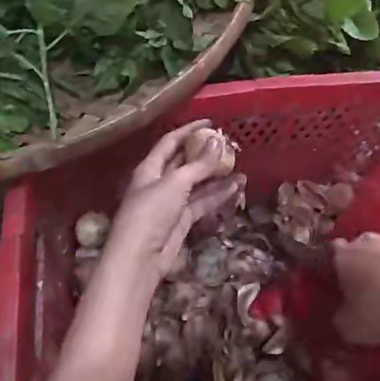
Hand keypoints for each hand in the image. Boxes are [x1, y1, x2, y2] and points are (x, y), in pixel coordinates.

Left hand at [99, 120, 243, 291]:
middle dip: (205, 153)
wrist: (140, 258)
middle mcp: (159, 182)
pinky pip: (201, 202)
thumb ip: (199, 164)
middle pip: (184, 162)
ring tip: (239, 166)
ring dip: (216, 175)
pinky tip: (235, 187)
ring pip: (196, 184)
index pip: (170, 142)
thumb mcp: (176, 183)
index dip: (188, 130)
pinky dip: (217, 195)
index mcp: (150, 168)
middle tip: (229, 145)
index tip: (210, 121)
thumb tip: (217, 141)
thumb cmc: (151, 213)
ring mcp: (170, 202)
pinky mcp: (181, 221)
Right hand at [330, 232, 379, 345]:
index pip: (331, 252)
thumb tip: (340, 319)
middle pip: (359, 246)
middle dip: (359, 261)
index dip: (333, 266)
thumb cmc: (379, 309)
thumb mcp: (349, 328)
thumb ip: (340, 321)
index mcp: (342, 256)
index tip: (336, 280)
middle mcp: (366, 243)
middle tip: (362, 285)